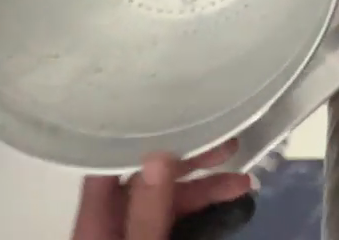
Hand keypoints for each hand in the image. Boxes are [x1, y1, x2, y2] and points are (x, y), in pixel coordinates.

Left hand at [72, 142, 255, 239]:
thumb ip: (146, 214)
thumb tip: (158, 156)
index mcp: (94, 227)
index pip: (109, 167)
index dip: (139, 135)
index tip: (180, 111)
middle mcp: (109, 230)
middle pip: (146, 180)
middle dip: (190, 159)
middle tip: (231, 142)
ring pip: (166, 201)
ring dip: (205, 185)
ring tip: (243, 179)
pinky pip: (173, 221)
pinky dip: (202, 207)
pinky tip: (230, 199)